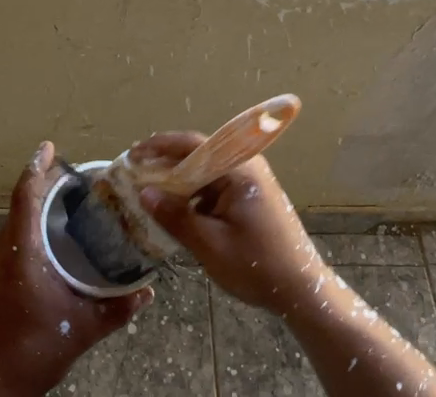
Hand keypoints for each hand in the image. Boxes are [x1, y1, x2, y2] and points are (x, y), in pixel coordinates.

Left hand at [0, 141, 151, 396]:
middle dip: (43, 184)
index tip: (49, 147)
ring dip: (36, 206)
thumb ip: (118, 309)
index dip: (37, 167)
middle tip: (73, 175)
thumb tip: (148, 292)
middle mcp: (4, 251)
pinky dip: (31, 226)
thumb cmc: (36, 348)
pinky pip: (14, 239)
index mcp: (21, 251)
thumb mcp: (84, 328)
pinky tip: (52, 238)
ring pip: (16, 222)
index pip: (25, 196)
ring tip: (66, 201)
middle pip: (21, 204)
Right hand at [131, 131, 328, 316]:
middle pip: (198, 154)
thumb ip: (176, 216)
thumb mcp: (210, 244)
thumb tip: (145, 193)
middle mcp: (246, 166)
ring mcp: (251, 181)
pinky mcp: (251, 196)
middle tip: (136, 172)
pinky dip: (194, 193)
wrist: (303, 290)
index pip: (192, 144)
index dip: (159, 146)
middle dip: (166, 162)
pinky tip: (177, 210)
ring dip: (179, 179)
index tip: (133, 155)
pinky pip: (216, 185)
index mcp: (239, 169)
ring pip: (206, 171)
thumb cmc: (257, 266)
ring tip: (151, 191)